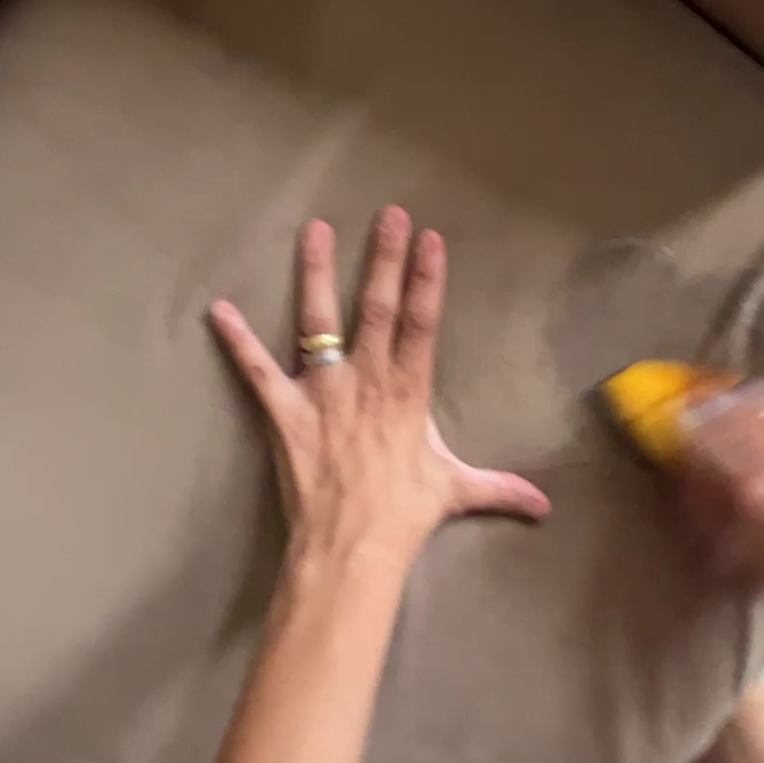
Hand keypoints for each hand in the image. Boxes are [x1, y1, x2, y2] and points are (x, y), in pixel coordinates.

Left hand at [209, 207, 550, 573]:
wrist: (352, 548)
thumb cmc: (404, 514)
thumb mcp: (456, 491)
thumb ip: (499, 488)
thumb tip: (545, 506)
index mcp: (408, 389)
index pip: (423, 321)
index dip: (427, 277)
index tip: (429, 238)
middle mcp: (366, 377)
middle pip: (377, 306)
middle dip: (383, 258)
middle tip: (386, 214)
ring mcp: (322, 390)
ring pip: (318, 321)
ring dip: (316, 274)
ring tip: (314, 230)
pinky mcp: (284, 410)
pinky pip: (257, 370)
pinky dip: (237, 340)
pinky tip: (218, 309)